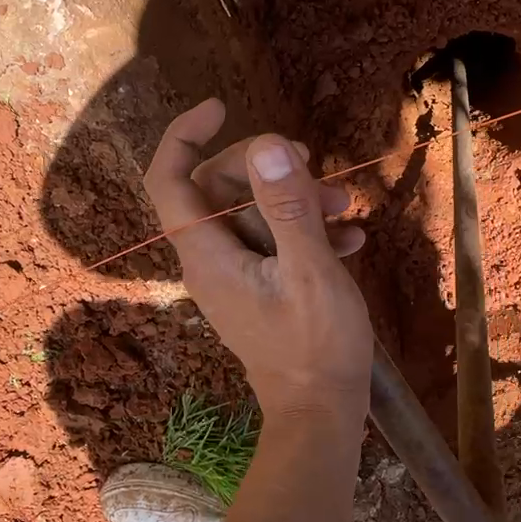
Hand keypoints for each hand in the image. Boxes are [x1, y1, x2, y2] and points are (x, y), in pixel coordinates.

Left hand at [144, 99, 373, 417]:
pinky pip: (274, 245)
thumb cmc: (316, 346)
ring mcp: (236, 278)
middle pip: (218, 189)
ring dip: (297, 201)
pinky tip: (351, 240)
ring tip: (347, 206)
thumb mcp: (309, 270)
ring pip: (253, 215)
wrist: (321, 414)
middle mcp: (212, 262)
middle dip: (267, 169)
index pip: (170, 180)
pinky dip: (306, 233)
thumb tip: (266, 145)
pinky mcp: (261, 291)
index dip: (185, 135)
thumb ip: (287, 208)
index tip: (222, 107)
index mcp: (208, 254)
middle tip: (315, 166)